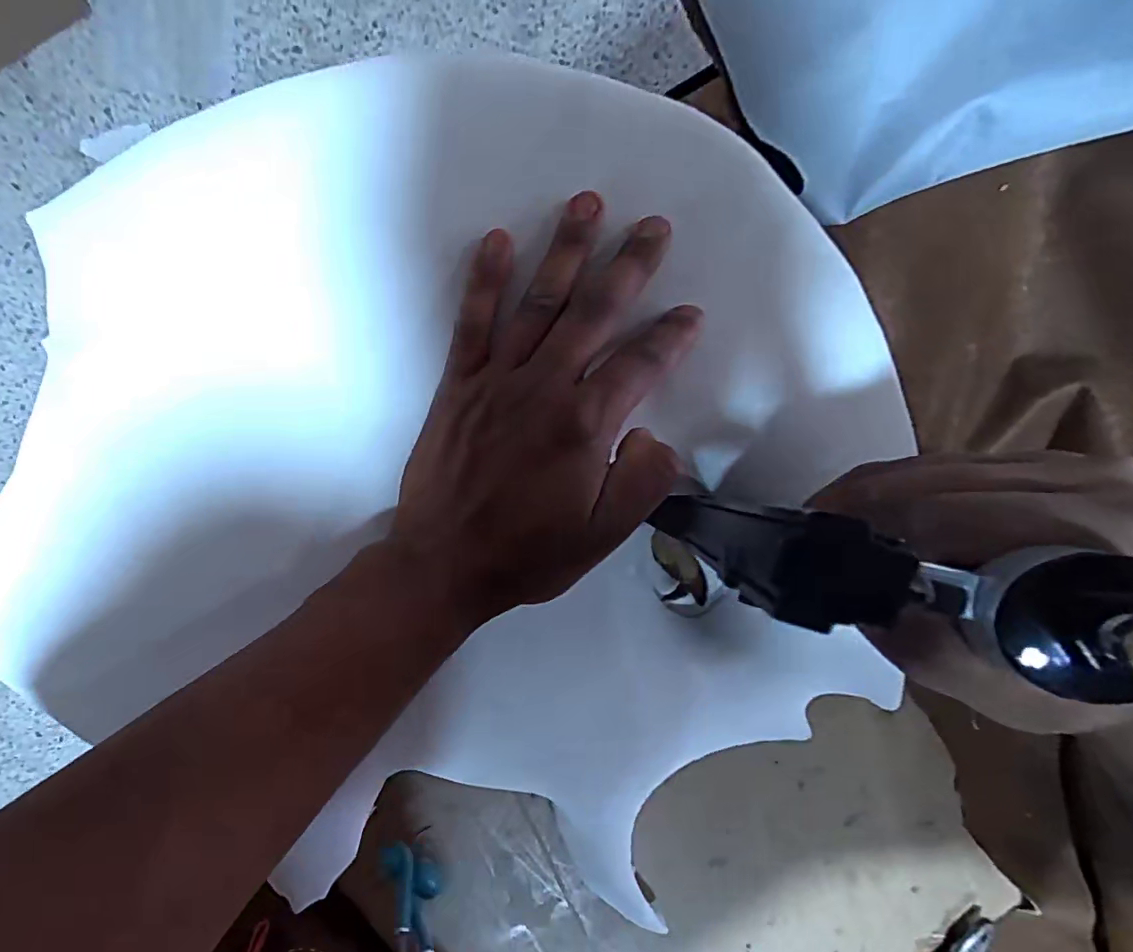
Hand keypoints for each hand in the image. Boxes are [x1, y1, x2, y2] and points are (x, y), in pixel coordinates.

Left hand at [388, 192, 700, 626]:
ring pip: (539, 304)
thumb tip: (655, 438)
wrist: (443, 563)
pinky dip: (485, 282)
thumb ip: (641, 484)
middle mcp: (543, 390)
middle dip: (629, 266)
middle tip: (652, 227)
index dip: (670, 337)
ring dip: (565, 252)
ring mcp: (496, 382)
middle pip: (594, 314)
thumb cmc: (525, 555)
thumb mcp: (600, 536)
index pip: (639, 365)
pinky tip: (497, 243)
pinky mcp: (458, 387)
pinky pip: (472, 324)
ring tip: (587, 206)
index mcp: (584, 426)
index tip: (689, 315)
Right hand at [808, 452, 1132, 732]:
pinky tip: (879, 504)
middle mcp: (1116, 483)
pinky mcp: (1068, 463)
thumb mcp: (1006, 695)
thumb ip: (937, 655)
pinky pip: (968, 463)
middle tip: (815, 521)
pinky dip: (912, 482)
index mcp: (1122, 539)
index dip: (888, 526)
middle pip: (956, 477)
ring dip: (884, 486)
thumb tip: (869, 606)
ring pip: (954, 463)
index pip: (971, 514)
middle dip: (872, 498)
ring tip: (834, 510)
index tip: (831, 540)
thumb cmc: (1085, 690)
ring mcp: (1095, 465)